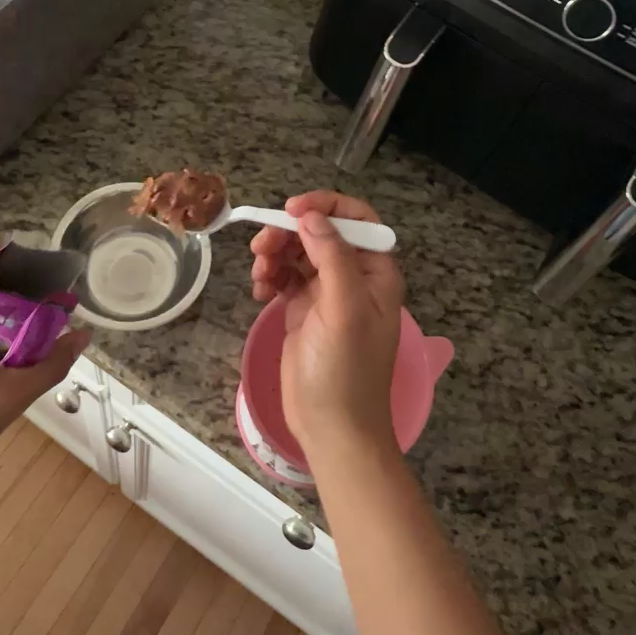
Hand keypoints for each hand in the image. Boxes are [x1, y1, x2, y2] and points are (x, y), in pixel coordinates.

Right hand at [249, 192, 403, 458]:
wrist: (332, 429)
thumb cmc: (345, 370)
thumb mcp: (343, 308)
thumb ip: (331, 257)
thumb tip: (312, 216)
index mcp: (376, 272)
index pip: (357, 219)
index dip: (326, 206)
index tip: (291, 209)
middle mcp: (354, 277)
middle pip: (320, 232)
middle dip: (290, 233)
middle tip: (262, 247)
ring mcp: (327, 294)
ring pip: (298, 253)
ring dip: (275, 254)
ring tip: (259, 274)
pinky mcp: (304, 310)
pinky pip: (285, 277)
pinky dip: (270, 276)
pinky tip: (260, 291)